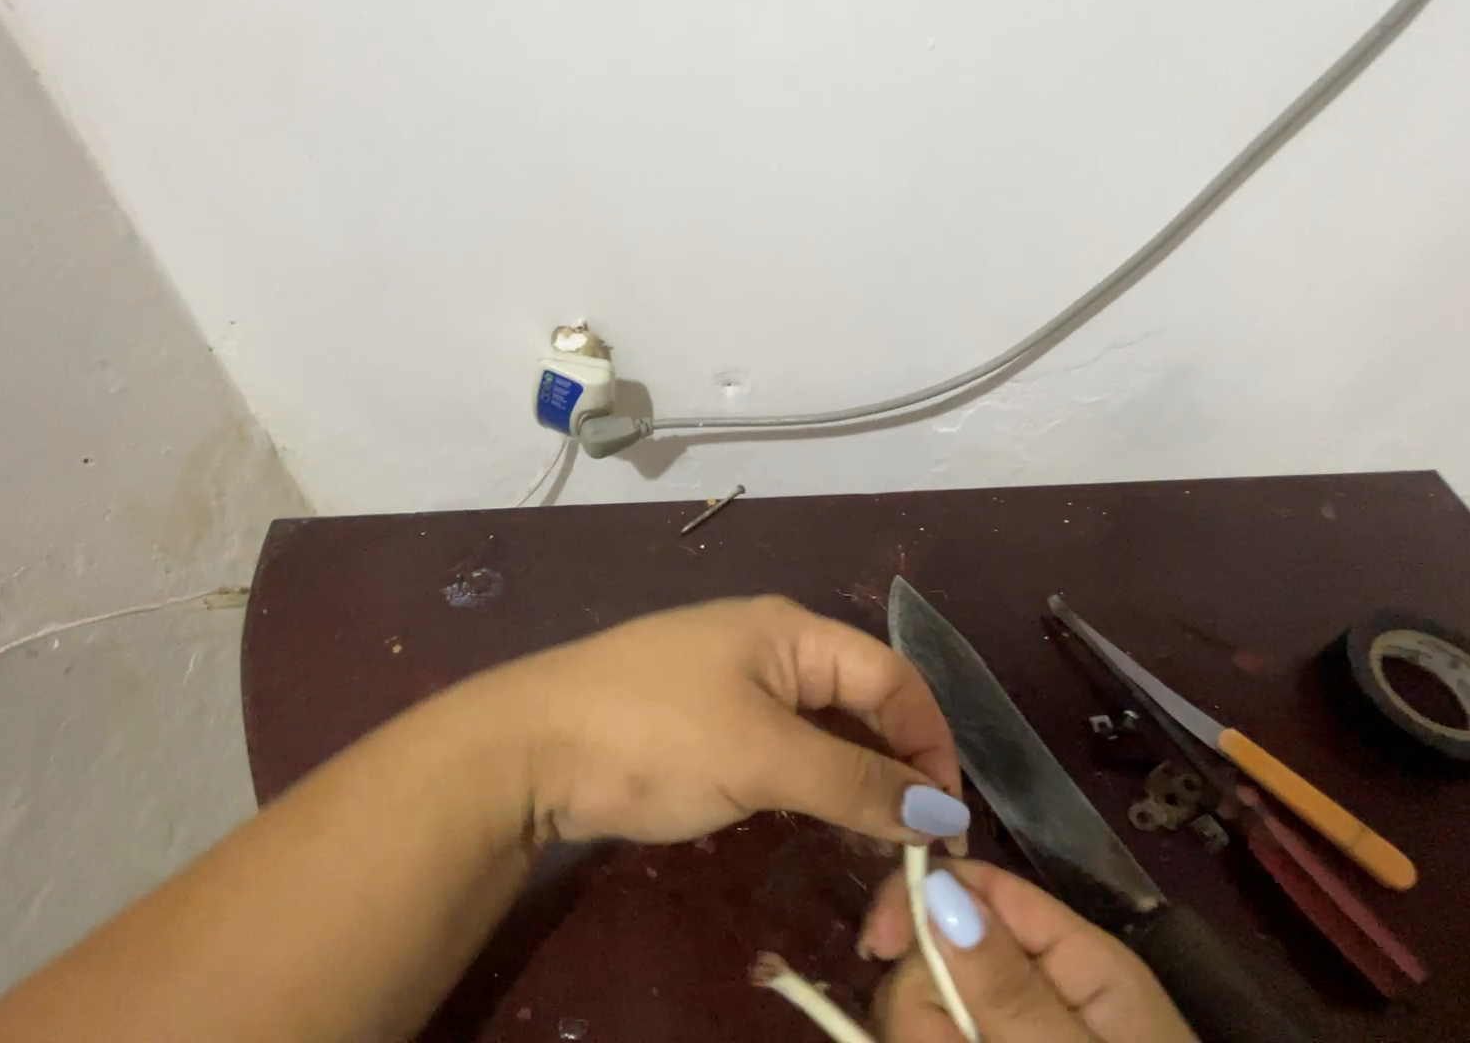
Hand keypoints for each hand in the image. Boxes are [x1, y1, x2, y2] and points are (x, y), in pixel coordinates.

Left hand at [479, 595, 967, 846]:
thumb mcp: (763, 758)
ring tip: (877, 838)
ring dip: (854, 776)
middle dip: (895, 762)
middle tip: (914, 838)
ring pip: (820, 725)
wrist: (525, 747)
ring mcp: (732, 681)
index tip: (944, 817)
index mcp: (791, 631)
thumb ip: (855, 781)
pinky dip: (810, 778)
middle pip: (859, 698)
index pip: (891, 676)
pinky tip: (820, 815)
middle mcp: (768, 645)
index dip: (929, 741)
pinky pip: (780, 743)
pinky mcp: (703, 718)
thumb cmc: (655, 735)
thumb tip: (939, 812)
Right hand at [860, 860, 1196, 1042]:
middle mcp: (1032, 987)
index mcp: (1074, 960)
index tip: (876, 944)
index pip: (979, 886)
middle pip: (935, 952)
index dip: (917, 897)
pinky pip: (928, 1039)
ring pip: (922, 1011)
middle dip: (926, 1010)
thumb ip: (1009, 991)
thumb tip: (936, 888)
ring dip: (926, 1040)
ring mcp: (1000, 1032)